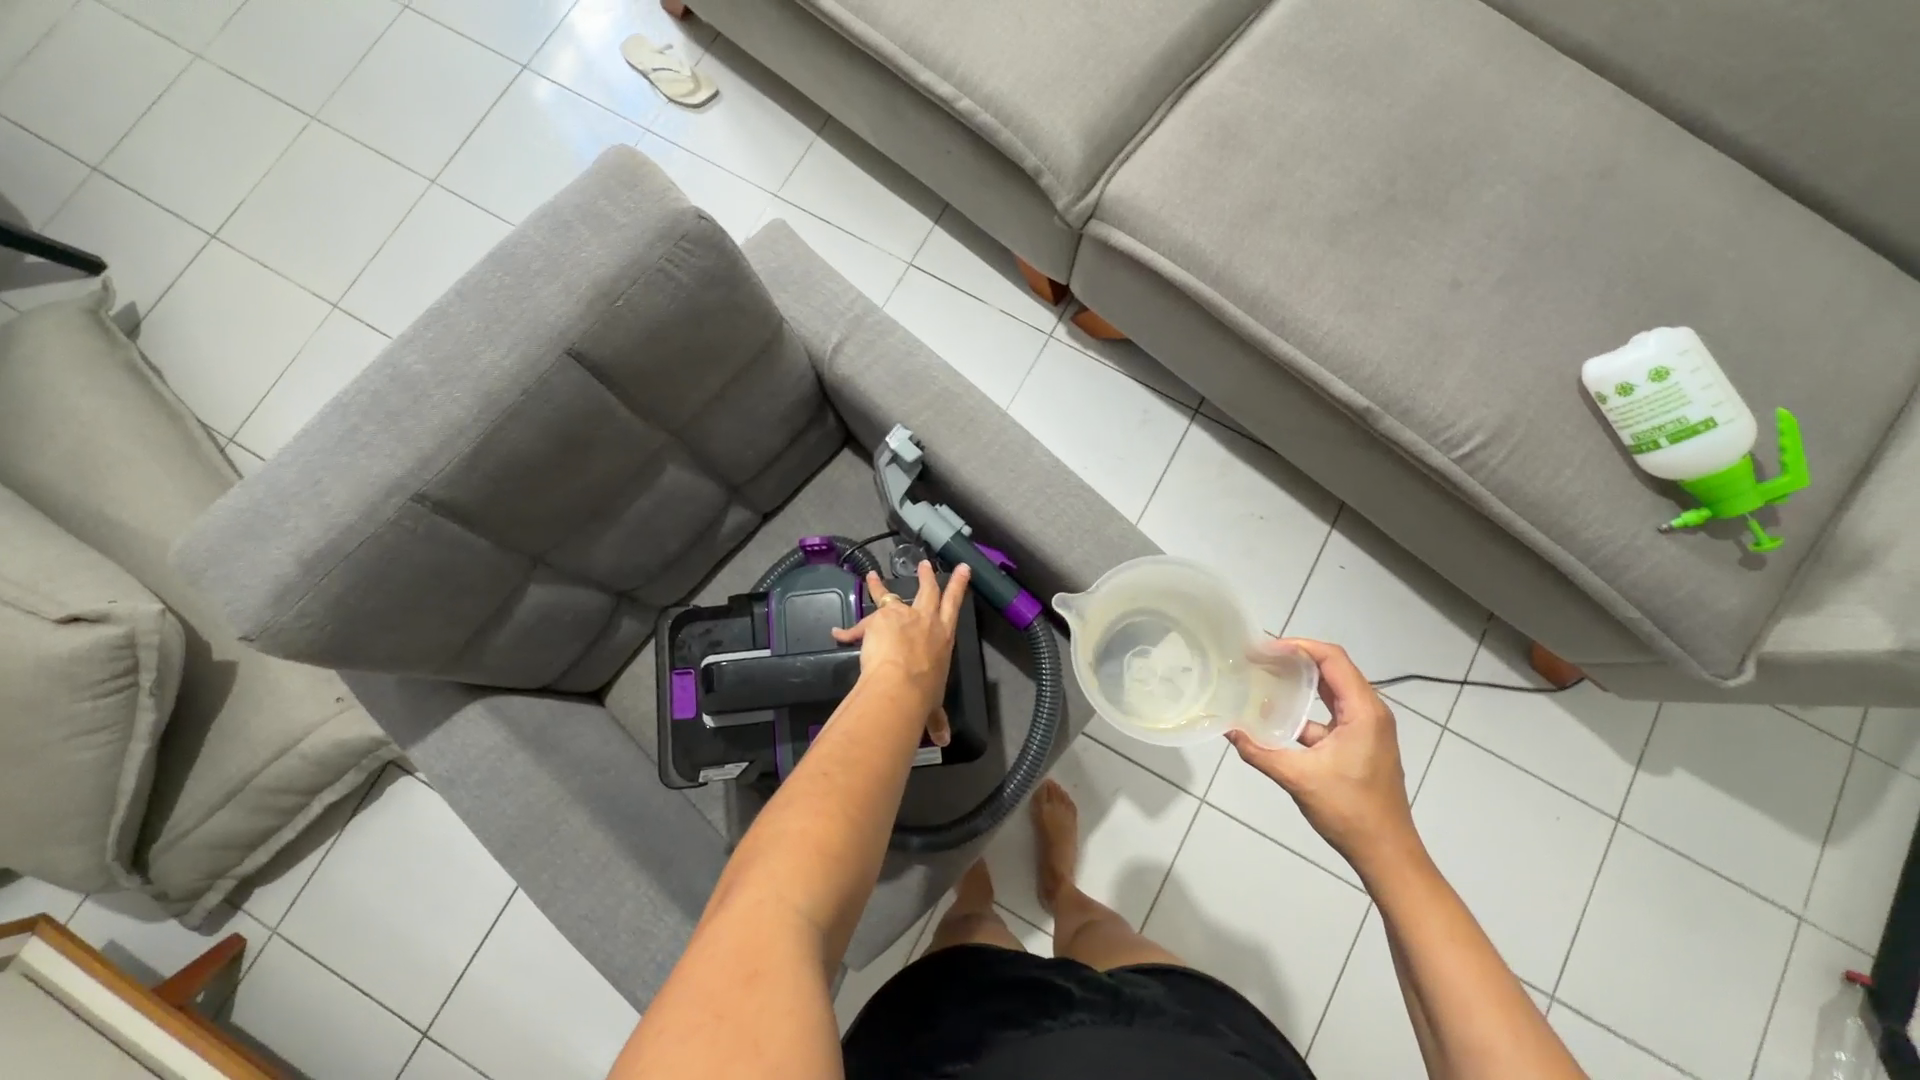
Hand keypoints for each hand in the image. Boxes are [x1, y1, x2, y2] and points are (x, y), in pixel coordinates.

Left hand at [831, 561, 971, 745]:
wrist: (901, 683)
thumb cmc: (923, 693)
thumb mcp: (933, 705)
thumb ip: (936, 719)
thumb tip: (944, 739)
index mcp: (944, 637)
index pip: (955, 605)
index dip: (959, 585)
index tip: (963, 568)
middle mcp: (925, 620)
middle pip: (930, 590)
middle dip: (928, 576)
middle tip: (927, 563)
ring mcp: (902, 615)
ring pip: (892, 595)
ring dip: (882, 586)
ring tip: (874, 575)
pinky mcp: (879, 619)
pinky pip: (860, 624)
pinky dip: (849, 630)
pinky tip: (838, 633)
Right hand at [1226, 639, 1420, 874]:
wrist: (1386, 852)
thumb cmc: (1350, 810)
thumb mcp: (1299, 778)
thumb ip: (1260, 752)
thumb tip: (1227, 730)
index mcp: (1363, 711)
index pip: (1332, 659)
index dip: (1299, 646)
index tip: (1265, 647)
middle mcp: (1369, 713)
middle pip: (1332, 670)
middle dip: (1296, 660)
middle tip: (1258, 658)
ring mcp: (1366, 729)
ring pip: (1330, 693)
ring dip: (1299, 685)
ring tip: (1263, 680)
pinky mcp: (1359, 745)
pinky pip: (1329, 716)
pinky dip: (1304, 712)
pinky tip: (1274, 719)